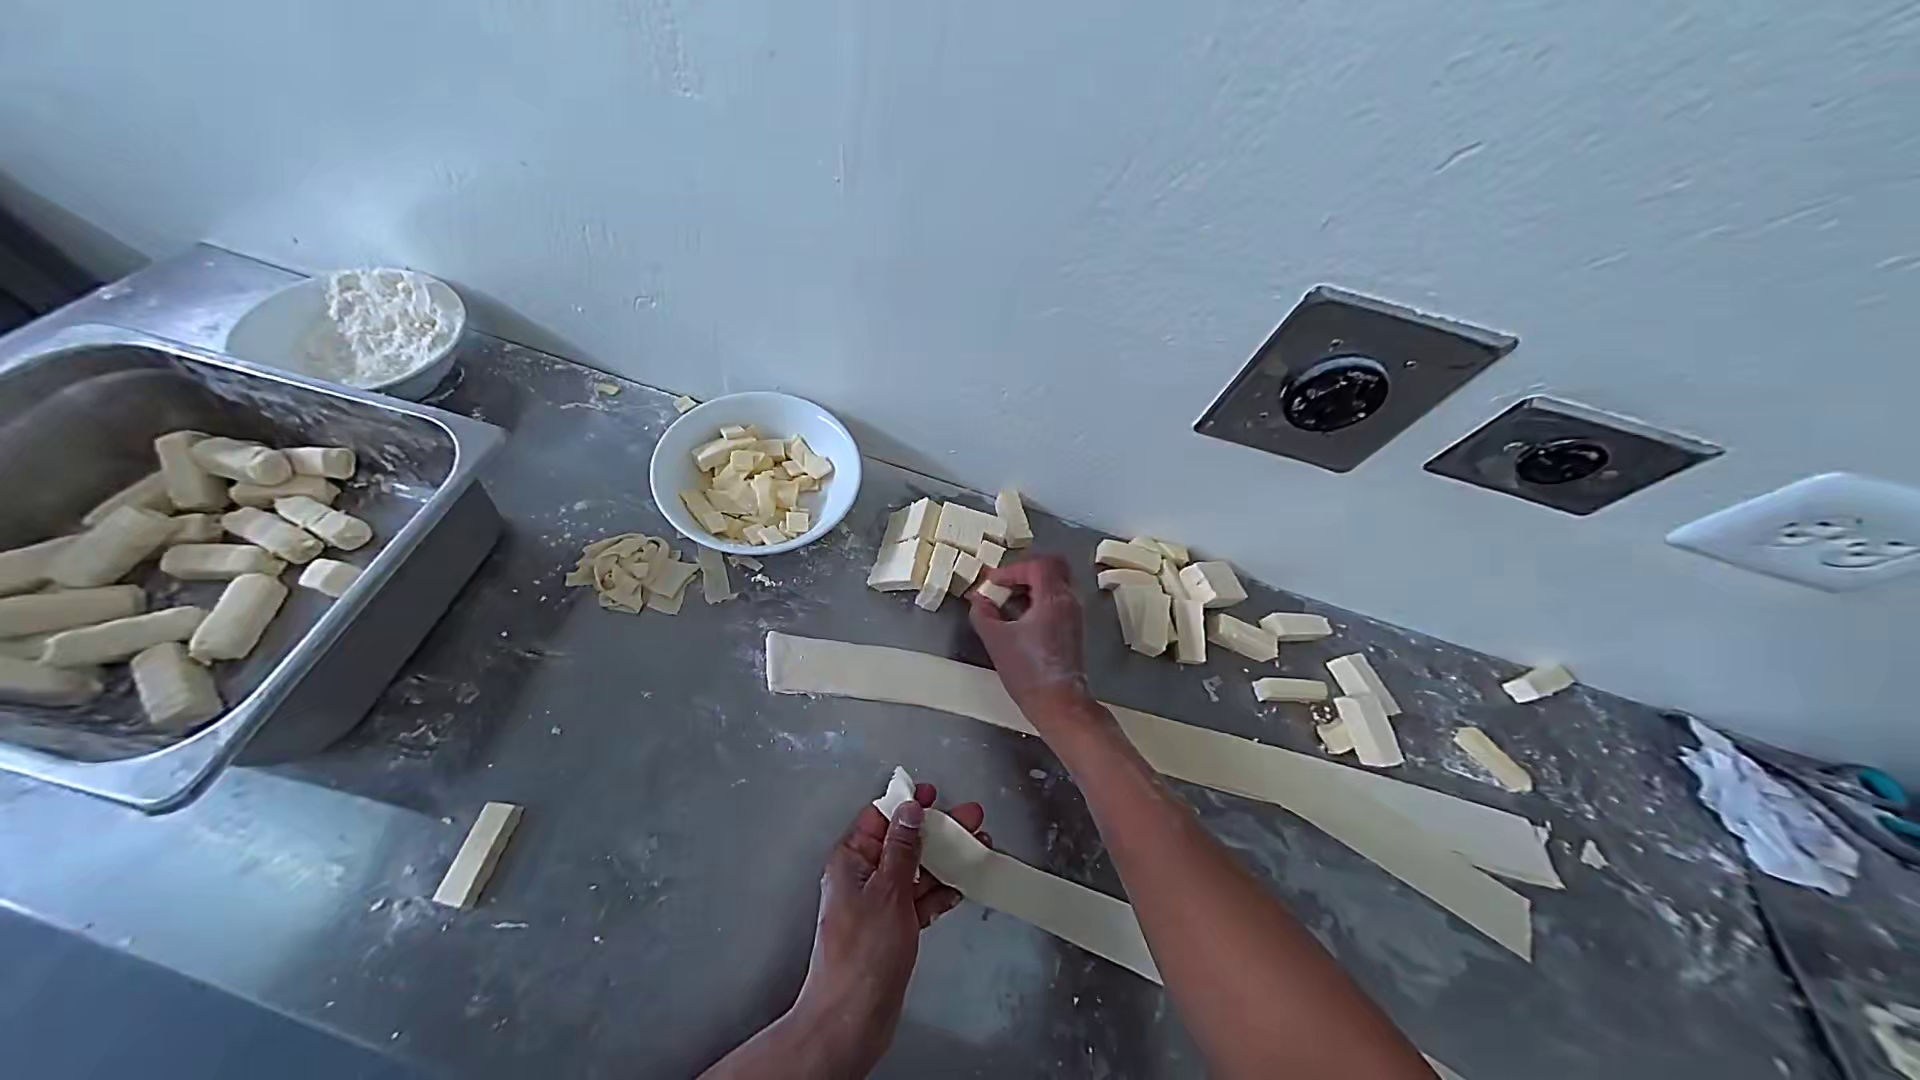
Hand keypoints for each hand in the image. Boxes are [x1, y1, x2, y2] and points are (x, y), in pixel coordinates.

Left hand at [791, 784, 985, 1074]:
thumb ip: (903, 848)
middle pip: (904, 841)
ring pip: (917, 869)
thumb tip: (910, 809)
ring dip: (946, 859)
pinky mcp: (894, 926)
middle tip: (970, 817)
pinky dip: (940, 891)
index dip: (907, 803)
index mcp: (851, 859)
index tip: (932, 793)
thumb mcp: (888, 890)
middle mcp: (863, 876)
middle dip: (937, 830)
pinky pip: (920, 898)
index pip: (880, 817)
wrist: (853, 1018)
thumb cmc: (863, 952)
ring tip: (977, 846)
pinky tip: (962, 883)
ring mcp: (880, 902)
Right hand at [967, 556, 1104, 724]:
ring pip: (1056, 584)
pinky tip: (1019, 617)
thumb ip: (983, 614)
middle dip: (1025, 570)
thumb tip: (977, 599)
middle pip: (1053, 567)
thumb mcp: (996, 640)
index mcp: (1053, 599)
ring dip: (1031, 586)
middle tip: (1004, 583)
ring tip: (1007, 601)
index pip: (1037, 565)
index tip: (992, 583)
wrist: (1059, 703)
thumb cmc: (1028, 671)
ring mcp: (1074, 615)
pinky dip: (1038, 599)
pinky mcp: (1072, 629)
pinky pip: (1057, 600)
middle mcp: (1069, 601)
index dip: (1012, 569)